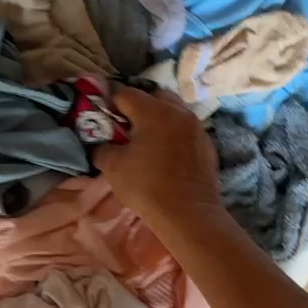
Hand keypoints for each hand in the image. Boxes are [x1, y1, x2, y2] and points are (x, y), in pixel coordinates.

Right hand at [92, 85, 223, 227]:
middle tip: (126, 127)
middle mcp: (178, 112)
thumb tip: (100, 144)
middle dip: (138, 106)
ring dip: (158, 119)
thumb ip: (102, 148)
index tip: (103, 117)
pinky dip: (173, 134)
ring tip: (146, 140)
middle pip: (154, 96)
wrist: (188, 213)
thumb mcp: (113, 167)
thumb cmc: (146, 186)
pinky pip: (185, 129)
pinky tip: (165, 154)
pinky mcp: (206, 144)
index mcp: (153, 111)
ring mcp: (196, 127)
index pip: (125, 93)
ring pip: (173, 111)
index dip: (110, 102)